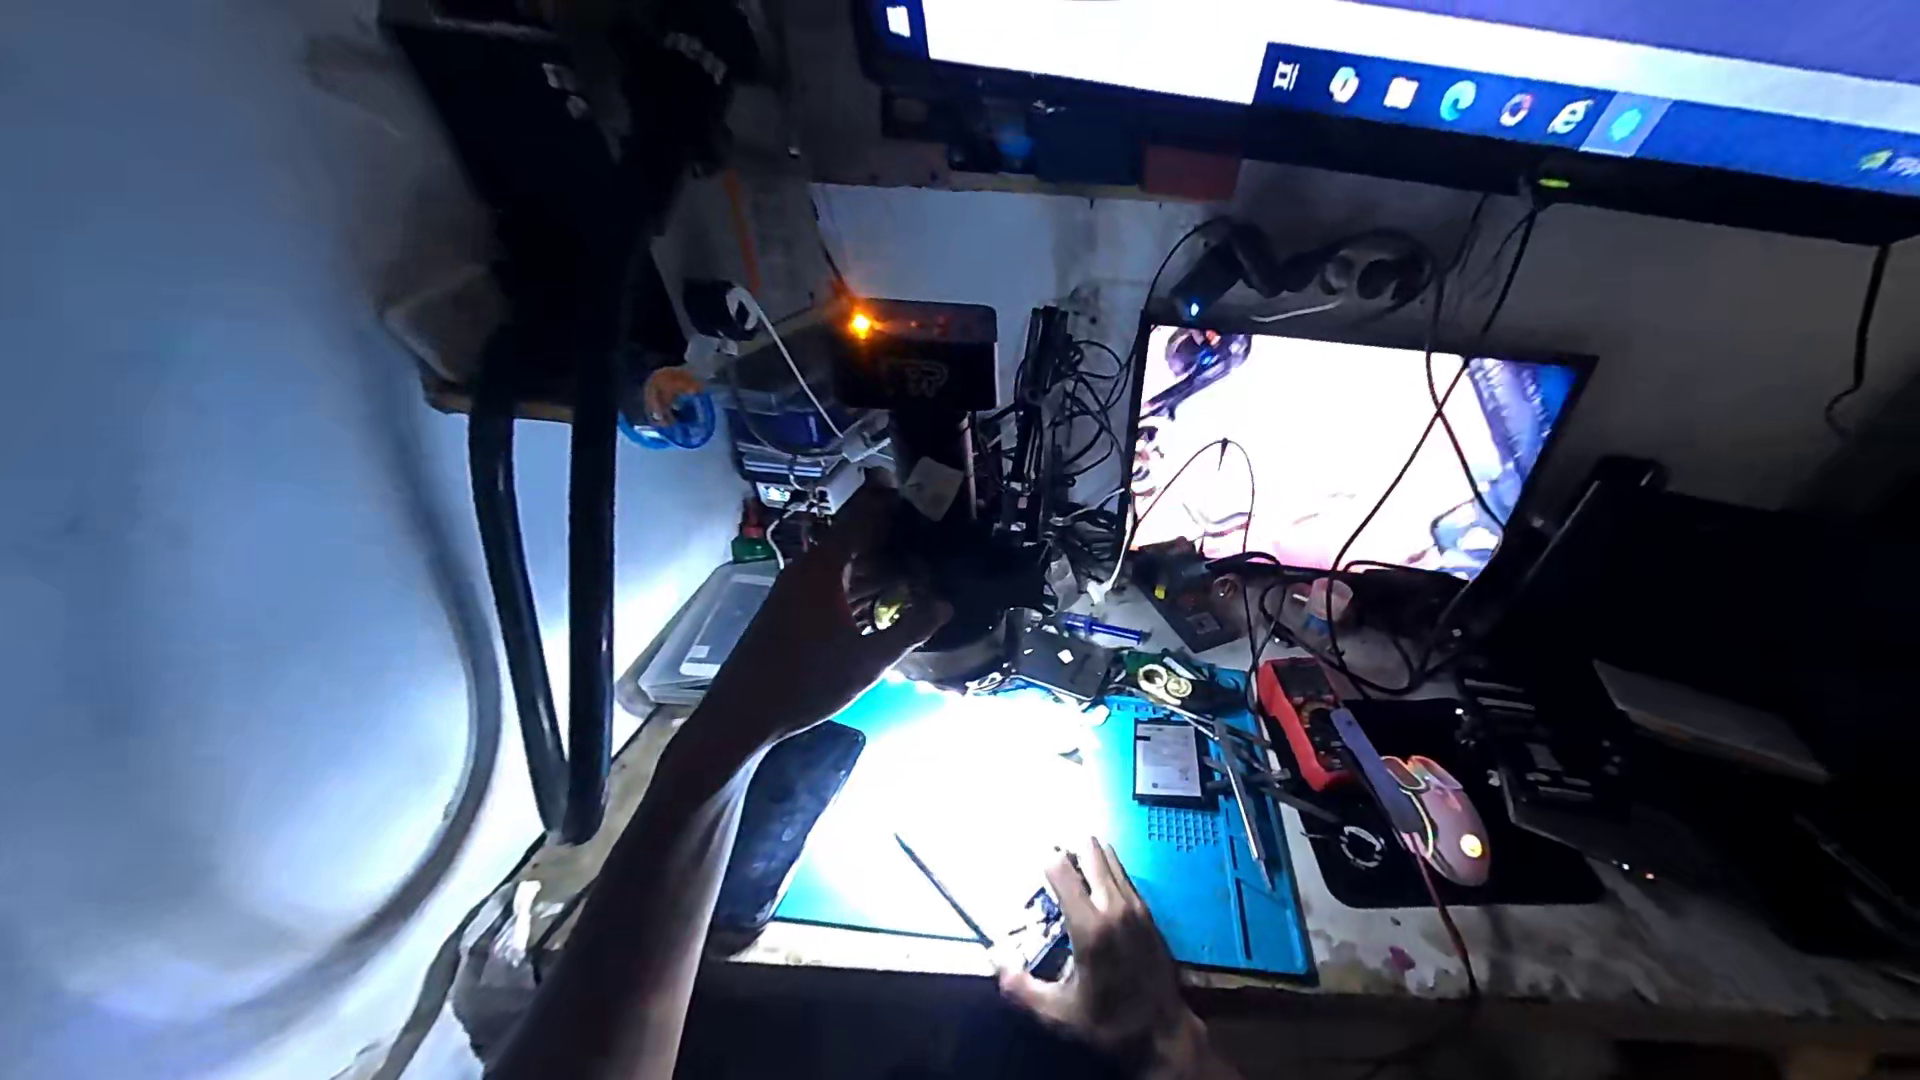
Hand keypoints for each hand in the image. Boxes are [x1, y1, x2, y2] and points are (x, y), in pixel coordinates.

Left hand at [694, 481, 949, 753]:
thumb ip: (911, 629)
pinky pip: (829, 586)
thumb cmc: (808, 682)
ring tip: (914, 574)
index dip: (891, 507)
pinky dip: (855, 589)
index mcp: (824, 568)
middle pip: (854, 543)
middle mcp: (807, 570)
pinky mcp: (789, 609)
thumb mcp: (869, 659)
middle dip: (890, 543)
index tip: (920, 501)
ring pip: (842, 568)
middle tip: (929, 545)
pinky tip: (879, 605)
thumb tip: (946, 604)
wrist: (743, 713)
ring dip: (874, 569)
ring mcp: (795, 589)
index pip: (862, 519)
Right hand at [999, 841, 1225, 1079]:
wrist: (1165, 1034)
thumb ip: (1022, 988)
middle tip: (1057, 871)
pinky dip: (1106, 868)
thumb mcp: (1059, 1014)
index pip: (1061, 867)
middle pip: (1088, 849)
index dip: (1045, 862)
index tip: (1038, 875)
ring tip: (1076, 876)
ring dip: (1089, 857)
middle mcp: (1112, 905)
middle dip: (1068, 852)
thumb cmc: (1109, 1024)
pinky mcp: (1147, 909)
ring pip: (1108, 854)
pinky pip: (1122, 871)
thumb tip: (995, 961)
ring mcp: (1134, 904)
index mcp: (1089, 926)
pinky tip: (1098, 891)